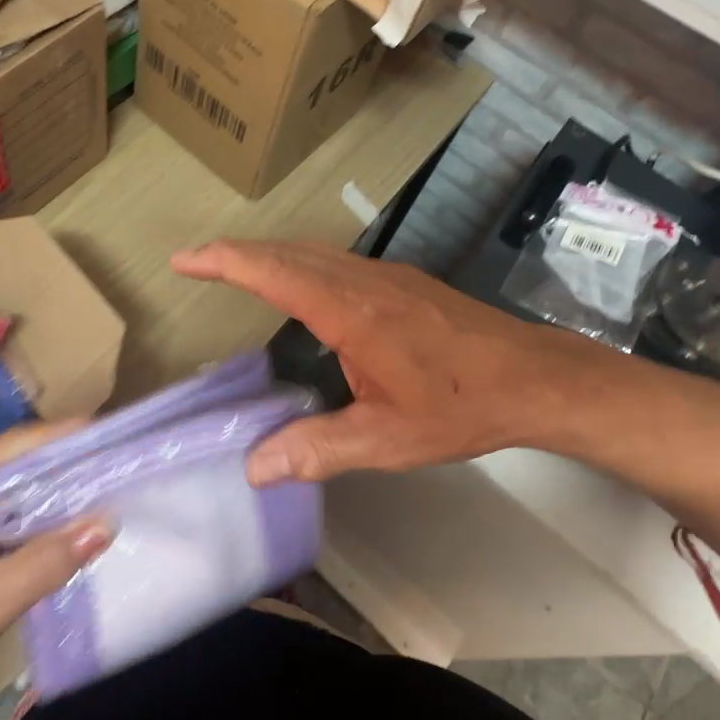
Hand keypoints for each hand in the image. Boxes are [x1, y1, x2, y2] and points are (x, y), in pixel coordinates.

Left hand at [0, 425, 111, 719]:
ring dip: (57, 495)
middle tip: (119, 464)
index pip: (15, 447)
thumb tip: (107, 522)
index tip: (112, 433)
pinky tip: (74, 528)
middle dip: (67, 464)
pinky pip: (8, 520)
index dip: (64, 437)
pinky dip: (42, 522)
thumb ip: (46, 561)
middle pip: (17, 465)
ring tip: (109, 489)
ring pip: (15, 494)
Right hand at [172, 240, 590, 484]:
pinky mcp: (404, 281)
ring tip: (237, 269)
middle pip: (287, 252)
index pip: (274, 273)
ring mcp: (387, 275)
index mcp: (351, 312)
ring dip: (269, 254)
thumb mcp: (387, 439)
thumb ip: (318, 449)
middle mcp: (363, 281)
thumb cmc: (460, 407)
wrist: (534, 378)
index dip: (224, 261)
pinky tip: (302, 286)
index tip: (185, 259)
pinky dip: (300, 262)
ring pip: (313, 251)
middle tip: (197, 262)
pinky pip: (336, 260)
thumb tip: (254, 467)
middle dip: (236, 252)